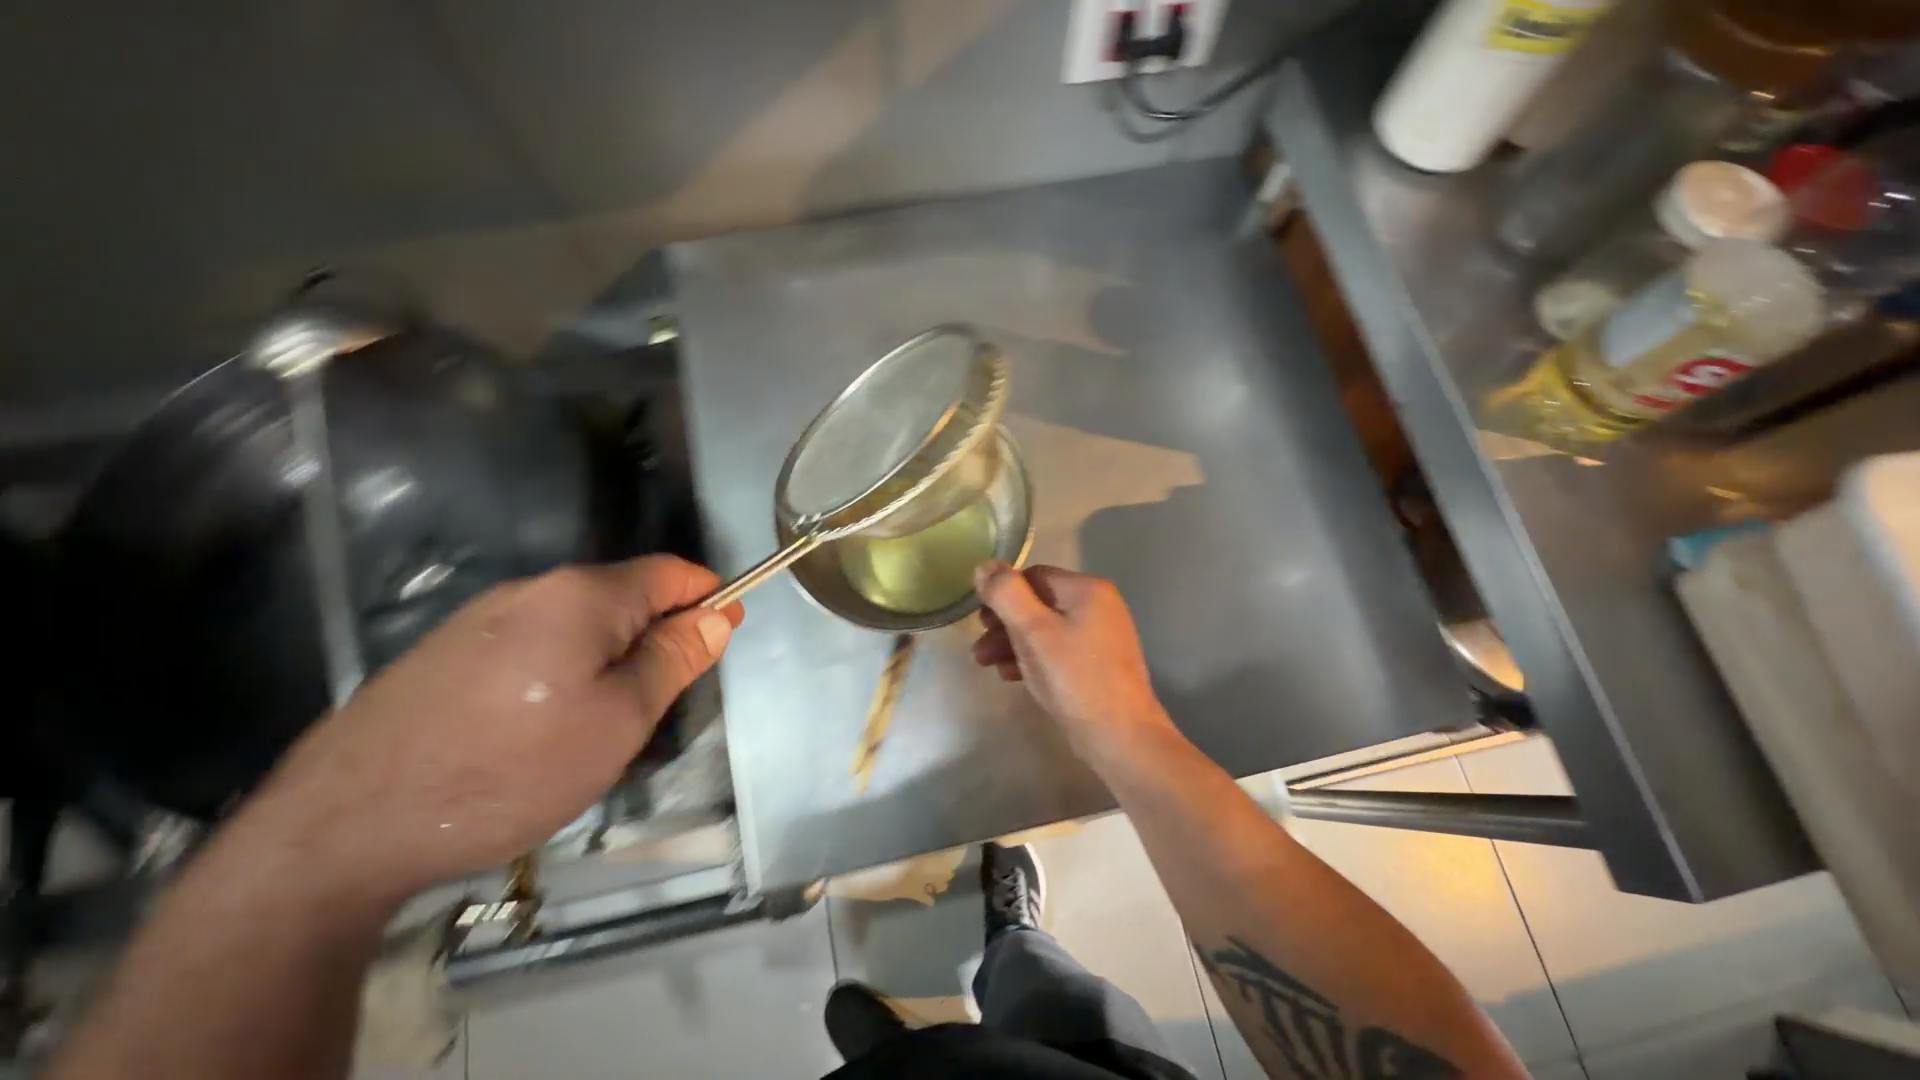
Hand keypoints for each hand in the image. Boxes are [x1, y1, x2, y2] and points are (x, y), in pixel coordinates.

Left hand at [253, 556, 741, 898]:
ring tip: (597, 732)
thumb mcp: (617, 722)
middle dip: (654, 639)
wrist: (348, 822)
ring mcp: (479, 620)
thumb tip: (716, 614)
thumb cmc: (510, 769)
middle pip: (621, 599)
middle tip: (658, 709)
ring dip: (606, 662)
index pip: (670, 572)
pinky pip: (530, 649)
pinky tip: (537, 733)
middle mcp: (530, 590)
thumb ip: (672, 661)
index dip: (708, 599)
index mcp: (581, 595)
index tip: (724, 640)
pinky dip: (559, 676)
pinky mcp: (445, 654)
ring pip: (574, 628)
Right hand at [970, 561, 1176, 760]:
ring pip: (1044, 630)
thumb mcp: (1033, 631)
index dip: (1002, 595)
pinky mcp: (1096, 664)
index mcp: (1087, 590)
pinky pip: (1056, 650)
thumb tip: (984, 565)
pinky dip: (1032, 658)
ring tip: (986, 665)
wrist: (1119, 736)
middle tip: (979, 647)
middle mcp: (1098, 606)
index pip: (1033, 577)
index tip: (979, 621)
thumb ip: (1006, 594)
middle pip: (1038, 603)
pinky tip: (1011, 676)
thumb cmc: (1074, 678)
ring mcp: (1100, 636)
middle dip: (1004, 624)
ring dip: (1012, 643)